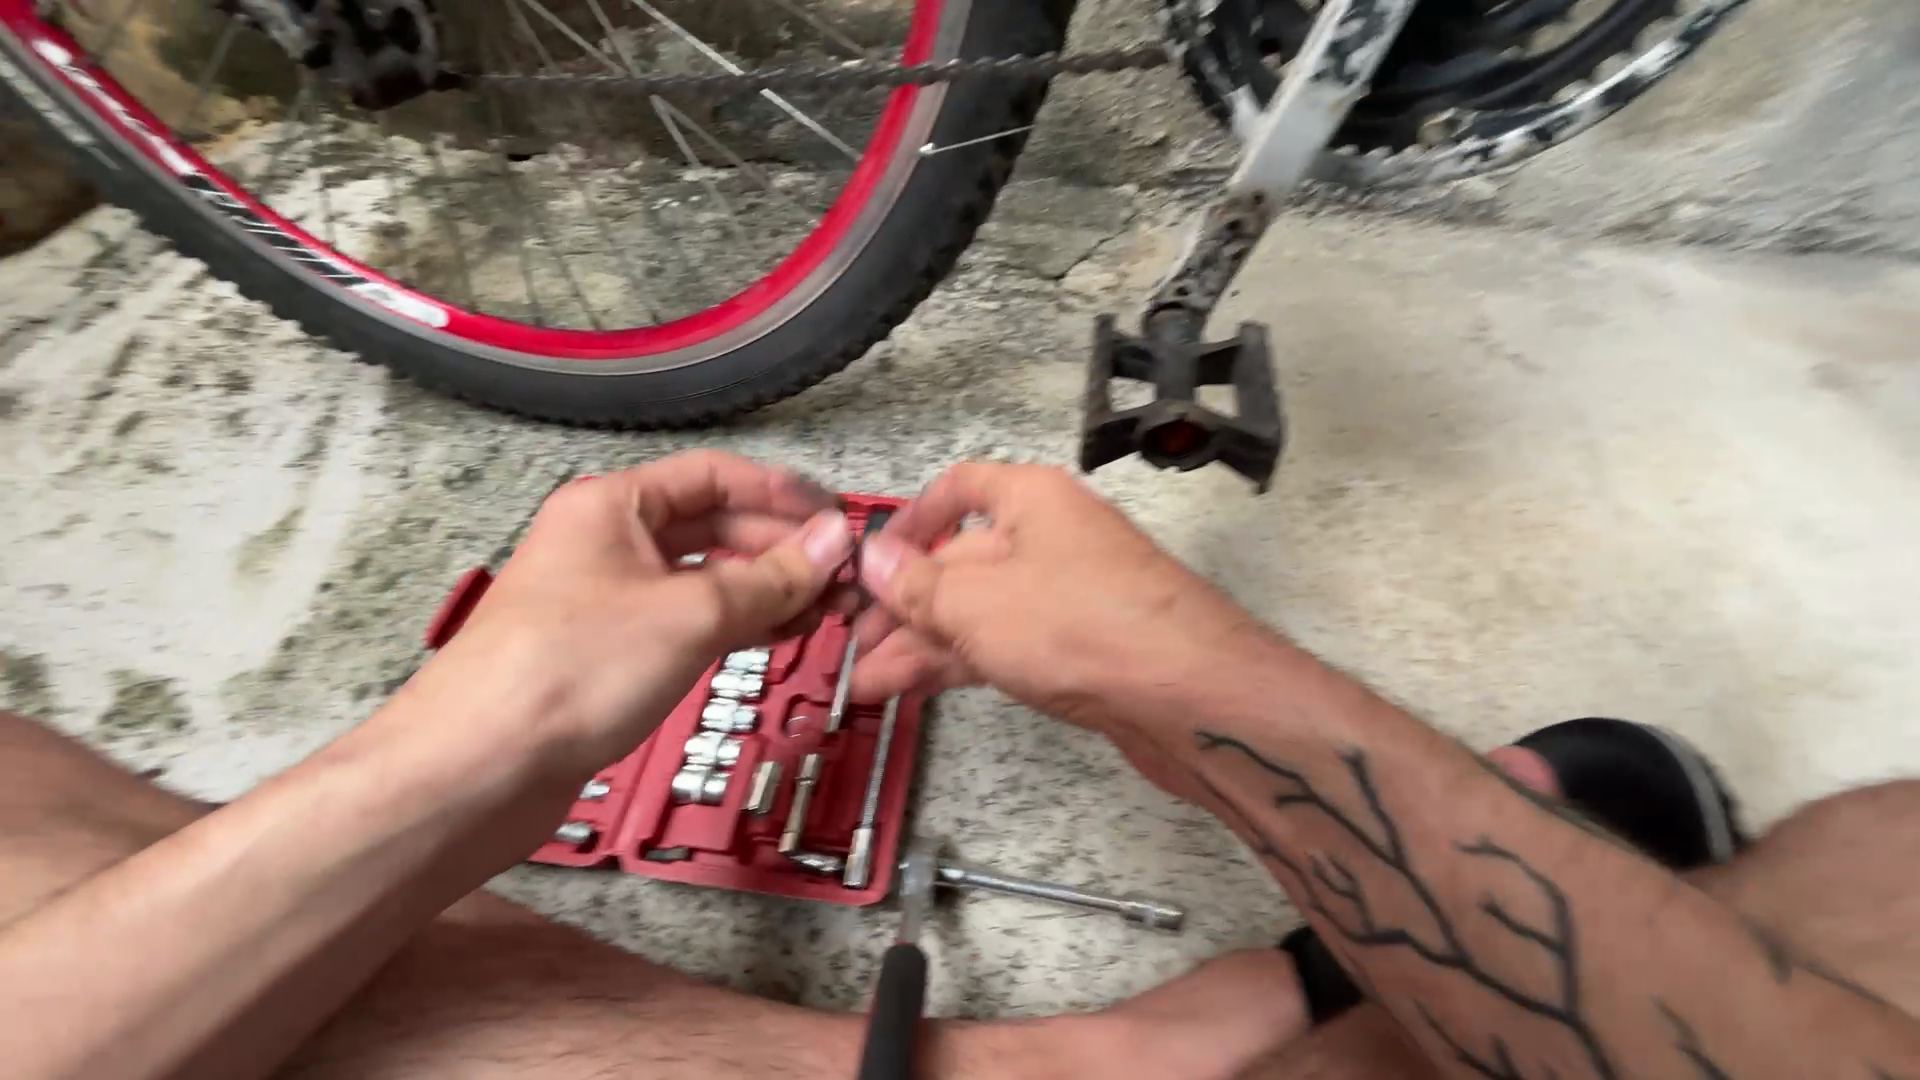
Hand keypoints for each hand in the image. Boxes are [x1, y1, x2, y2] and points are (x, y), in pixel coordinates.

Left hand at [415, 451, 854, 773]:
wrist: (476, 773)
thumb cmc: (579, 667)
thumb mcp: (691, 613)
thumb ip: (774, 577)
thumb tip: (840, 538)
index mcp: (617, 504)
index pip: (717, 476)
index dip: (782, 495)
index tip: (839, 521)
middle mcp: (615, 541)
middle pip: (717, 527)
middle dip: (783, 550)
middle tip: (843, 579)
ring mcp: (616, 597)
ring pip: (710, 577)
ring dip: (769, 590)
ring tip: (828, 611)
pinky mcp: (619, 649)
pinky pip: (693, 619)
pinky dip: (740, 623)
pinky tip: (783, 635)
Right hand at [848, 464, 1272, 800]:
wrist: (1192, 698)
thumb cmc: (1078, 625)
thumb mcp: (978, 602)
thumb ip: (917, 584)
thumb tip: (872, 558)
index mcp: (1031, 499)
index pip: (957, 489)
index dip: (908, 522)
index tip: (870, 564)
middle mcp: (1049, 538)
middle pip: (960, 561)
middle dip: (902, 607)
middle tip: (852, 649)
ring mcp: (1066, 595)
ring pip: (978, 612)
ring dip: (922, 645)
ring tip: (865, 685)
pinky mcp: (1079, 646)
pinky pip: (1006, 643)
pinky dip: (962, 663)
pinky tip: (917, 689)